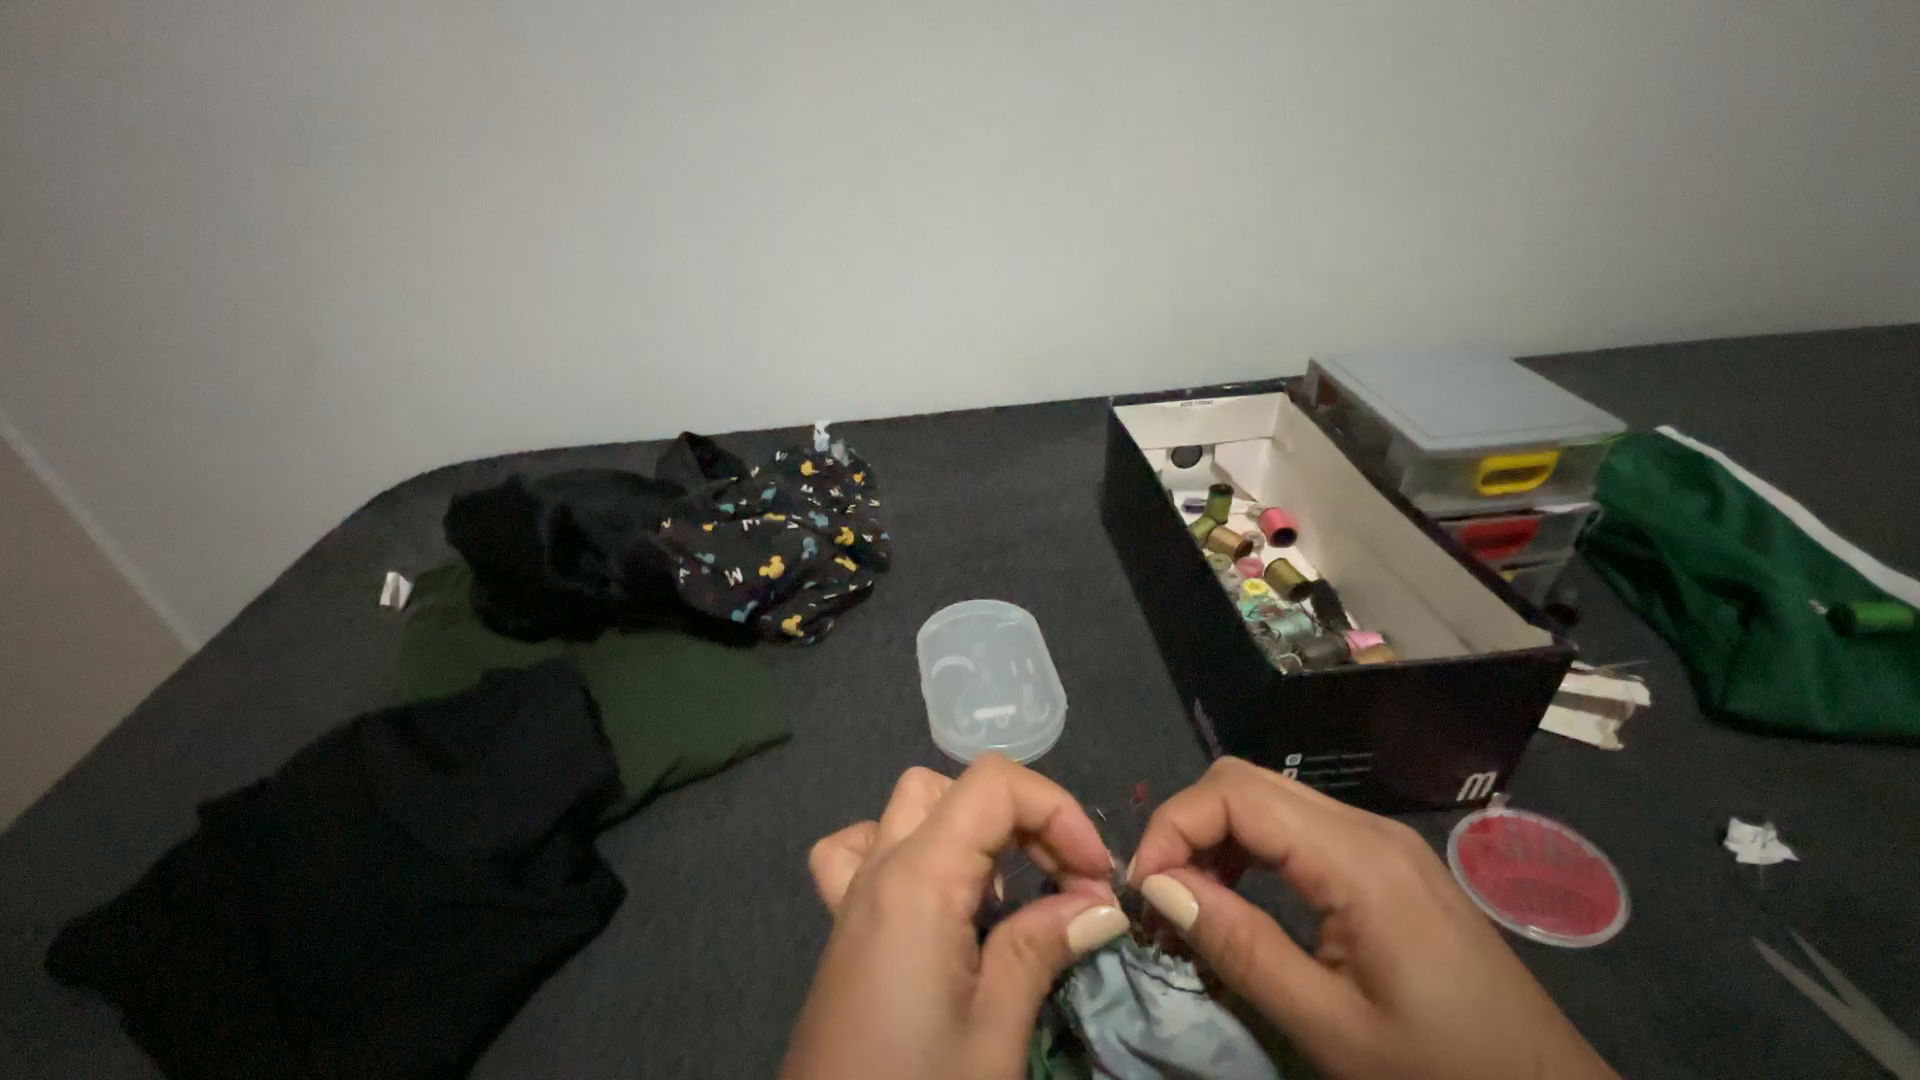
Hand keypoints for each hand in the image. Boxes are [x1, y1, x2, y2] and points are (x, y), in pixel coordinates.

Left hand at [782, 755, 1130, 1079]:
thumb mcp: (994, 1030)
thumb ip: (1042, 947)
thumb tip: (1099, 904)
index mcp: (918, 877)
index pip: (994, 785)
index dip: (1057, 811)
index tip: (1096, 875)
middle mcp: (881, 866)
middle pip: (959, 788)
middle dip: (1026, 818)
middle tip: (1068, 885)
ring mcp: (854, 892)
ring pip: (912, 805)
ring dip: (972, 827)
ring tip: (1006, 894)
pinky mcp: (845, 923)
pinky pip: (863, 849)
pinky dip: (908, 848)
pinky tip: (935, 894)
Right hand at [1128, 758, 1619, 1079]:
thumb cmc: (1443, 1073)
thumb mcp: (1331, 1028)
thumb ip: (1240, 948)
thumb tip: (1158, 885)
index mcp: (1357, 858)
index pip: (1233, 793)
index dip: (1172, 826)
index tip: (1143, 889)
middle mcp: (1366, 827)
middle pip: (1246, 780)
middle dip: (1186, 825)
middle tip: (1163, 896)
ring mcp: (1380, 840)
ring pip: (1267, 796)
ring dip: (1214, 834)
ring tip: (1193, 900)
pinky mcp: (1386, 861)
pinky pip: (1296, 825)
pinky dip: (1249, 845)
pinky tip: (1242, 896)